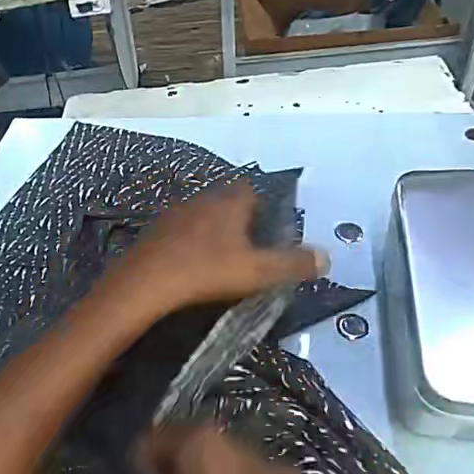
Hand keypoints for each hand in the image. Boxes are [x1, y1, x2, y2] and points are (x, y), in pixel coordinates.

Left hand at [105, 182, 325, 315]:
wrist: (146, 283)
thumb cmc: (207, 272)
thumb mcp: (258, 272)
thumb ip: (293, 264)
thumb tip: (326, 257)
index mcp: (230, 202)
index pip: (251, 190)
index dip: (263, 206)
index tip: (268, 229)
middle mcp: (202, 200)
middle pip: (226, 200)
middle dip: (238, 218)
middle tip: (248, 246)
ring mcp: (175, 214)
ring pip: (201, 215)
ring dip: (212, 230)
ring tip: (221, 257)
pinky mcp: (154, 232)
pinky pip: (180, 231)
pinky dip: (189, 243)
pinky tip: (191, 264)